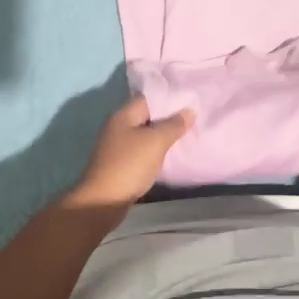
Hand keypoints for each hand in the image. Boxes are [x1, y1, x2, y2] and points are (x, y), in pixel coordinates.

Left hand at [64, 96, 193, 209]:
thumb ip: (173, 125)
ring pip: (145, 135)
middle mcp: (118, 126)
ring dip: (162, 136)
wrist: (104, 200)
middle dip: (168, 117)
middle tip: (193, 118)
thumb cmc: (130, 165)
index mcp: (123, 115)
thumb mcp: (155, 141)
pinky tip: (170, 155)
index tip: (190, 100)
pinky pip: (142, 151)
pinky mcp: (120, 163)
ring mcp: (117, 146)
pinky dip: (155, 151)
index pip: (148, 98)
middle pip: (147, 116)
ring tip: (186, 135)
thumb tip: (190, 110)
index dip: (169, 98)